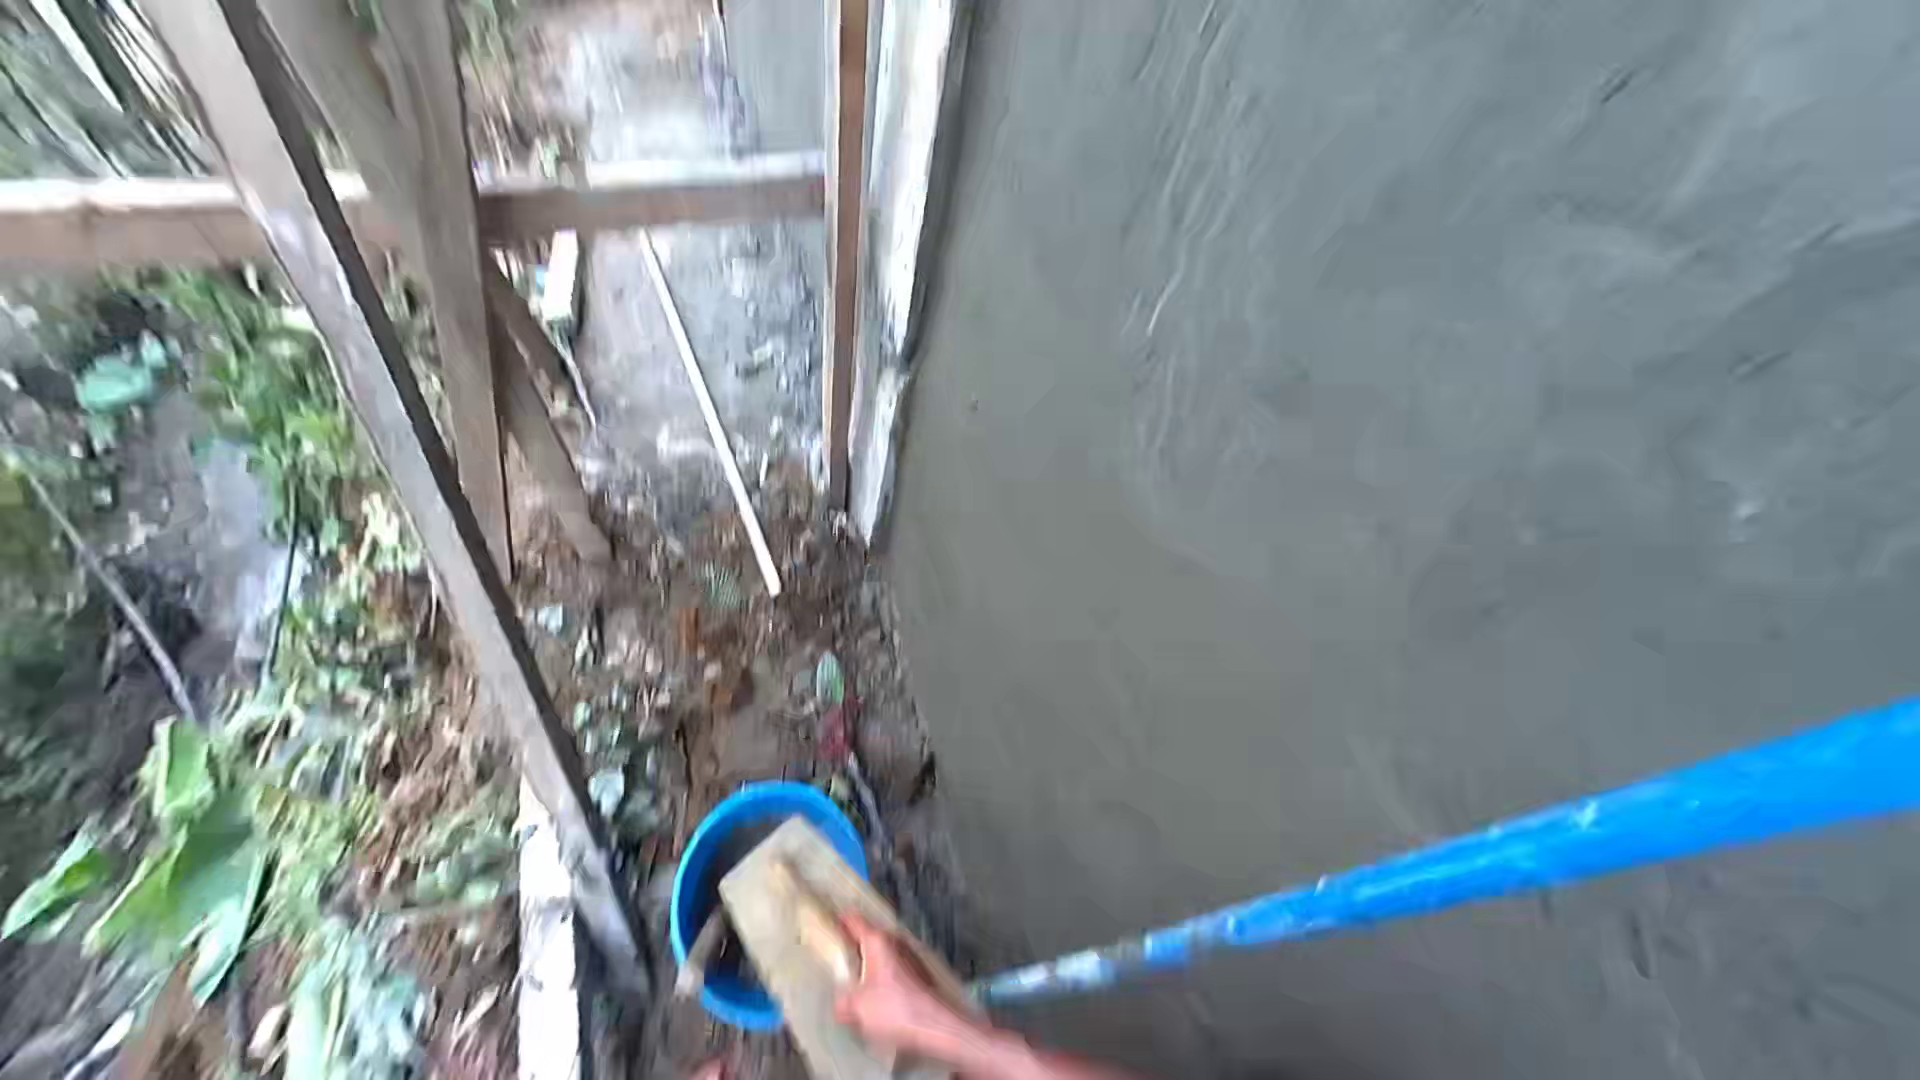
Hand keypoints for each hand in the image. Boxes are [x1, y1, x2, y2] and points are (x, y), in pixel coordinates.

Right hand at [834, 916, 994, 1065]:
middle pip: (869, 936)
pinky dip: (885, 977)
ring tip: (857, 985)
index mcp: (877, 940)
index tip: (828, 922)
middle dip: (854, 947)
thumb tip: (841, 1003)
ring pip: (883, 953)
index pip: (854, 919)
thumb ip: (842, 1003)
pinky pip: (895, 967)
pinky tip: (880, 998)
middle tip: (838, 962)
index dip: (840, 919)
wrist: (936, 1024)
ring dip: (871, 965)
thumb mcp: (857, 1009)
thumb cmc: (893, 1009)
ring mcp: (911, 953)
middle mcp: (895, 939)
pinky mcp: (921, 970)